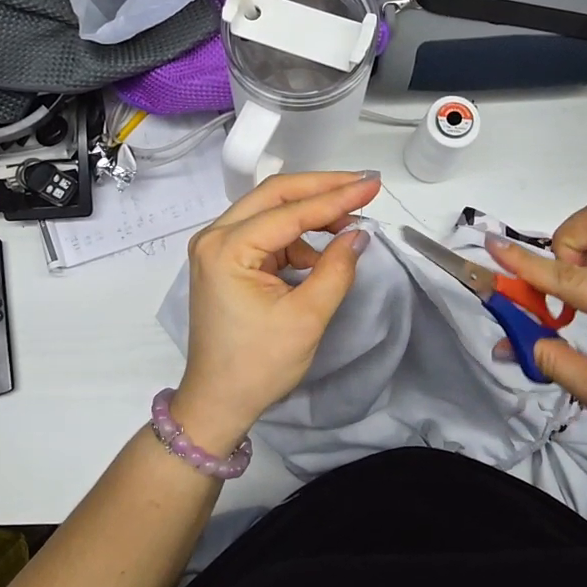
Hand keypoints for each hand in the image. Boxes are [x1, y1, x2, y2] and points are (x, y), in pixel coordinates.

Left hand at [173, 171, 379, 453]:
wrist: (218, 401)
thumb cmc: (258, 365)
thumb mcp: (306, 318)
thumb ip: (336, 269)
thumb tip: (358, 233)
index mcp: (227, 248)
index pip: (289, 210)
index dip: (336, 196)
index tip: (373, 184)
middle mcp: (214, 237)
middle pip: (275, 196)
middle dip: (322, 189)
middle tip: (364, 186)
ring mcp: (215, 247)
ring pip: (269, 210)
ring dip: (310, 213)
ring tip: (349, 224)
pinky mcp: (223, 260)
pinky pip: (264, 232)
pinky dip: (295, 236)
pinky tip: (321, 252)